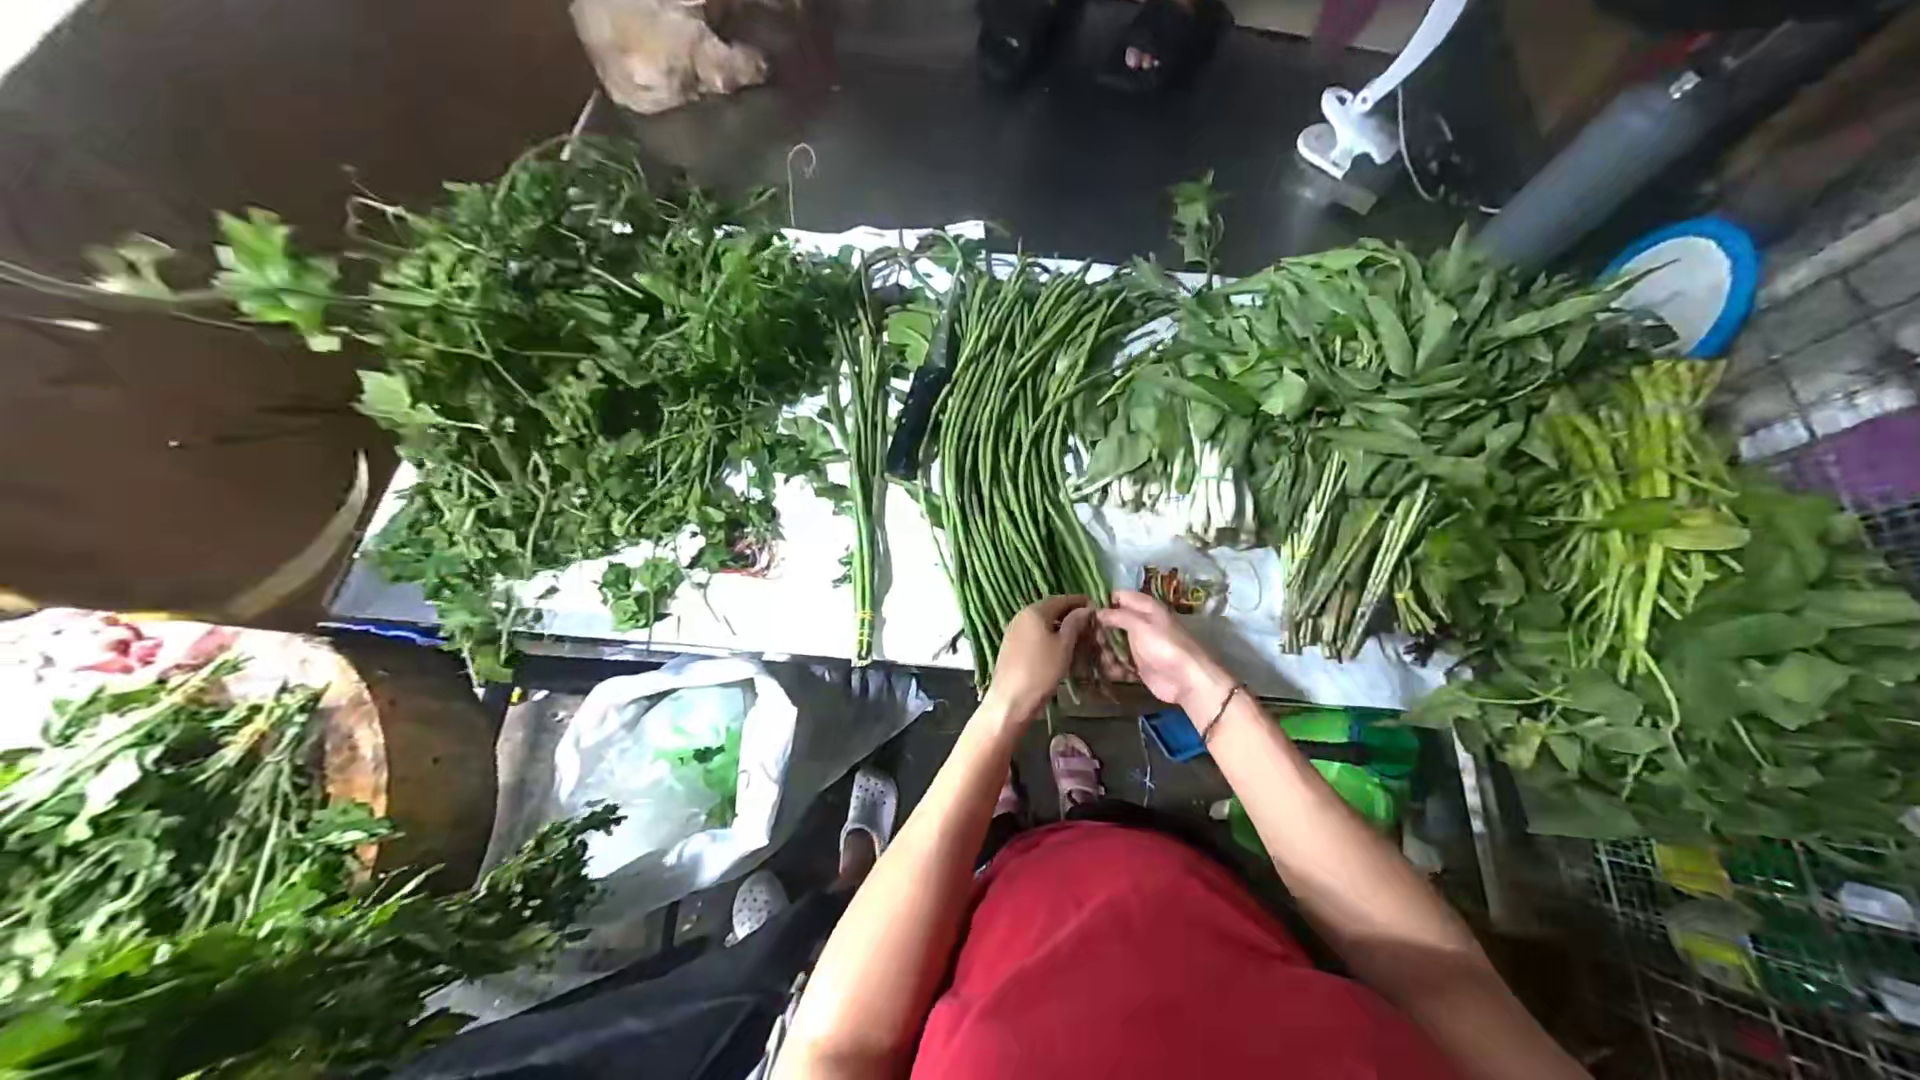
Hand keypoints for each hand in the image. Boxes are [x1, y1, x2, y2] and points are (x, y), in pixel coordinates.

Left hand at [985, 595, 1095, 719]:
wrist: (1010, 700)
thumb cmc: (1041, 671)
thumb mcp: (1063, 646)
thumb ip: (1074, 623)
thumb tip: (1085, 609)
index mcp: (1034, 611)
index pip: (1061, 599)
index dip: (1079, 601)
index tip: (1095, 605)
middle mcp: (1021, 616)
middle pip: (1050, 609)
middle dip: (1069, 614)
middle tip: (1089, 623)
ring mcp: (1014, 631)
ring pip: (1042, 623)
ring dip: (1059, 626)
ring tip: (1078, 636)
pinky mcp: (1011, 646)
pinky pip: (1034, 634)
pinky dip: (1048, 636)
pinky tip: (1059, 647)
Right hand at [1095, 590, 1236, 715]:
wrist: (1186, 680)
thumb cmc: (1164, 646)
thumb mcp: (1140, 625)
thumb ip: (1118, 616)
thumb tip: (1097, 611)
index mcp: (1146, 608)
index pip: (1121, 596)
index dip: (1104, 600)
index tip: (1085, 609)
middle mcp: (1142, 624)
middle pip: (1115, 620)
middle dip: (1100, 627)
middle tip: (1084, 634)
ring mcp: (1139, 645)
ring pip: (1114, 641)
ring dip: (1103, 648)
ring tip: (1089, 653)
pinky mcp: (1138, 664)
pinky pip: (1118, 661)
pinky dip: (1110, 665)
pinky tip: (1100, 667)